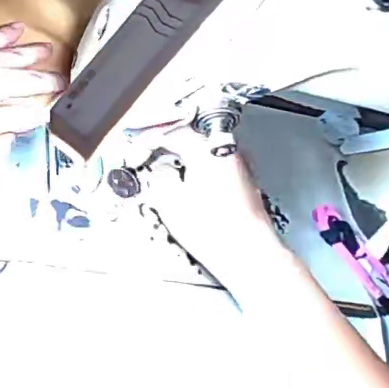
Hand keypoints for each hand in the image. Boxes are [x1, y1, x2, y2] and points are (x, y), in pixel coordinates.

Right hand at [135, 122, 303, 299]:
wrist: (248, 254)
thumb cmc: (213, 229)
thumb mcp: (168, 201)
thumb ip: (158, 177)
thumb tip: (156, 171)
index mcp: (207, 148)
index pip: (173, 133)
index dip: (151, 140)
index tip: (140, 148)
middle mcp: (228, 152)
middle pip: (192, 141)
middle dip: (169, 149)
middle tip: (150, 158)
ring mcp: (241, 168)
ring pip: (206, 156)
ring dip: (186, 162)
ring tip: (168, 177)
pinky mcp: (246, 186)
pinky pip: (217, 171)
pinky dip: (201, 176)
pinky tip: (191, 192)